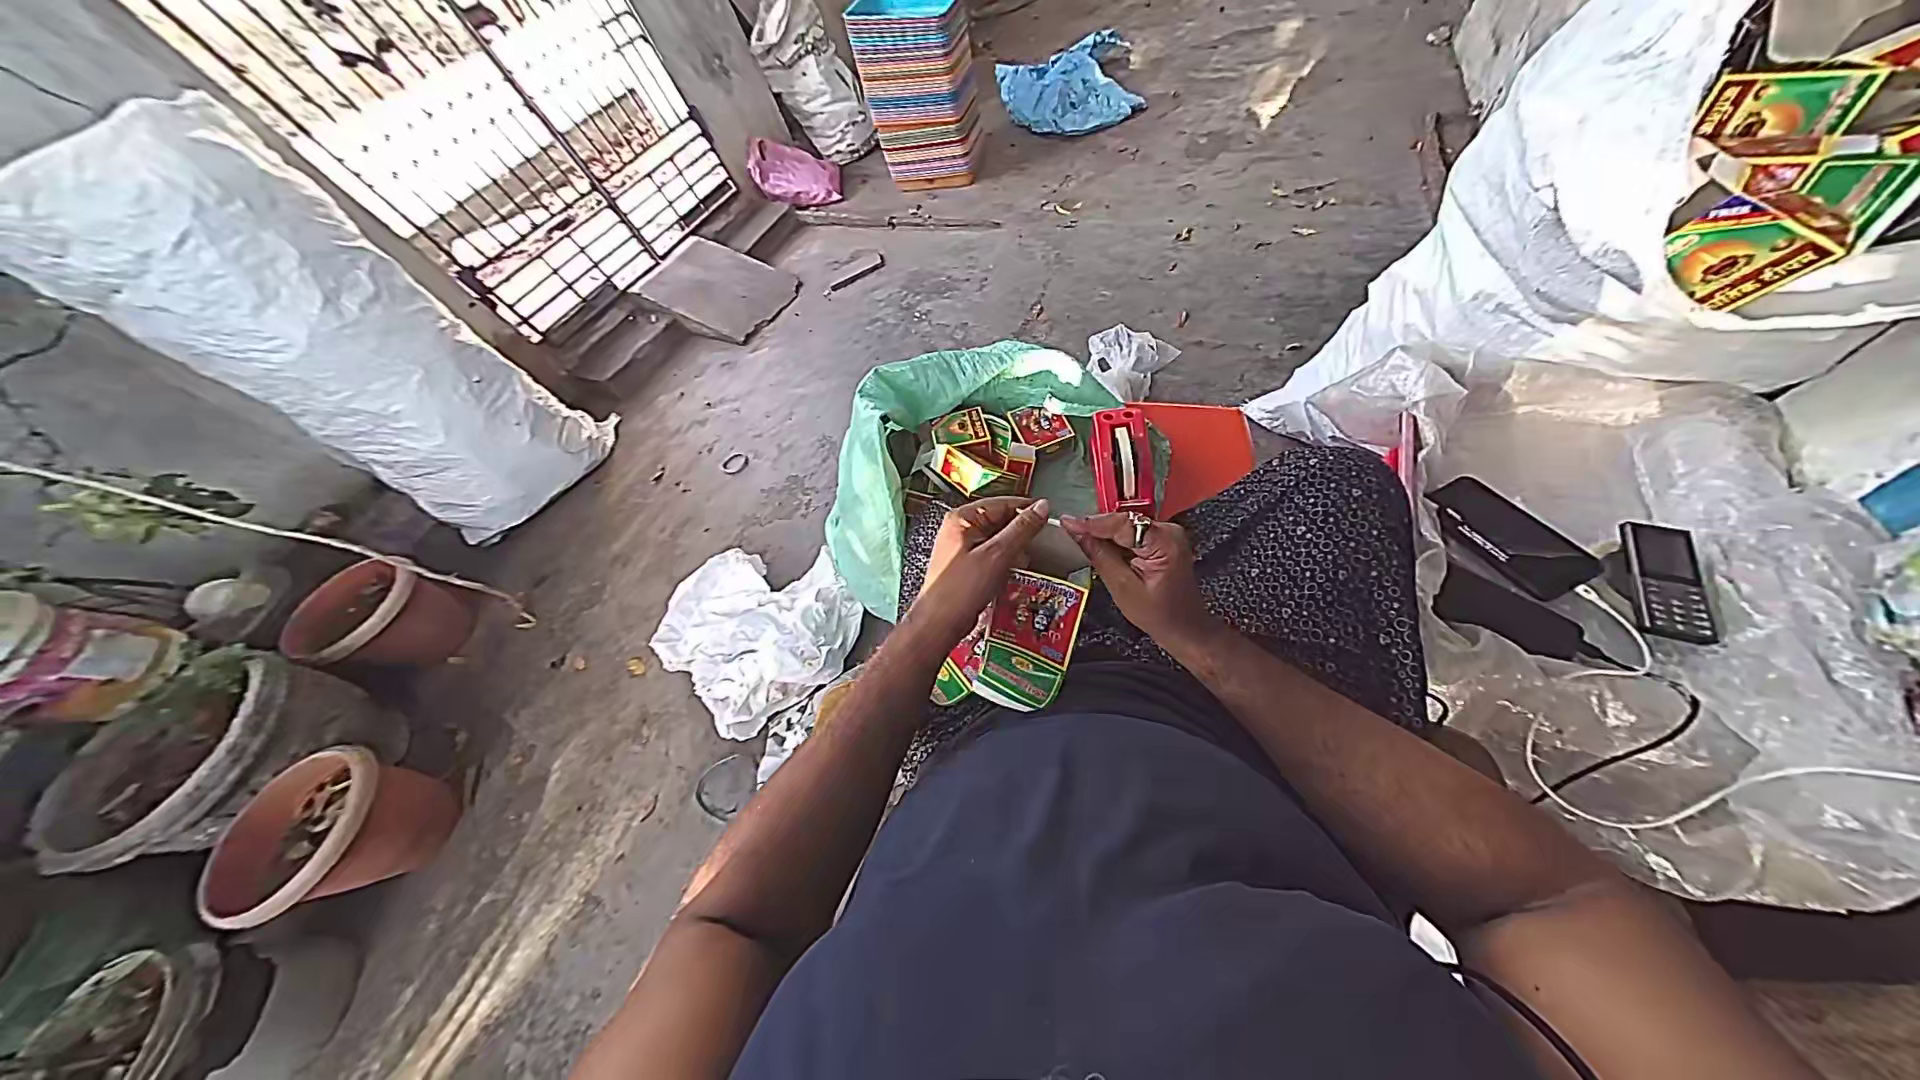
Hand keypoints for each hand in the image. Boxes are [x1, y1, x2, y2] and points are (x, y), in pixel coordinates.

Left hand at [910, 497, 1050, 645]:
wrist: (940, 624)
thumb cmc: (959, 590)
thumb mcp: (997, 555)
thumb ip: (1021, 529)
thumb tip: (1040, 508)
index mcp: (962, 519)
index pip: (1001, 503)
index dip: (1026, 509)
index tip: (1046, 516)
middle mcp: (959, 530)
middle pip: (1000, 521)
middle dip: (1020, 533)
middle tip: (1038, 543)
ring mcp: (961, 549)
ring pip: (997, 540)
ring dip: (1014, 550)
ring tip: (1024, 561)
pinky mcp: (966, 567)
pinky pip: (992, 557)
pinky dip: (1005, 563)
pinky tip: (1012, 573)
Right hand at [1059, 513, 1218, 647]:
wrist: (1184, 627)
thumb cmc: (1159, 614)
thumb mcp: (1122, 587)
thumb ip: (1099, 555)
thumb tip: (1077, 531)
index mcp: (1165, 543)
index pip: (1122, 523)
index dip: (1092, 523)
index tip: (1067, 522)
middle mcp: (1169, 531)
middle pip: (1124, 521)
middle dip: (1096, 527)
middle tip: (1069, 531)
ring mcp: (1167, 534)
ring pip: (1125, 525)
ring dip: (1103, 534)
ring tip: (1080, 540)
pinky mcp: (1162, 539)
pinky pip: (1132, 533)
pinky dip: (1114, 540)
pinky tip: (1100, 547)